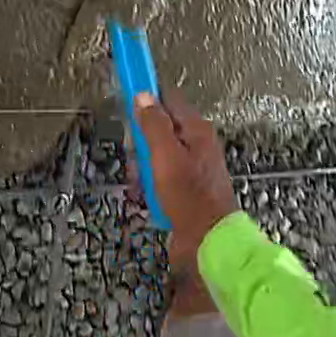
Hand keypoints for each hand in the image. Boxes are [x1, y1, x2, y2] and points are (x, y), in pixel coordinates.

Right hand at [133, 91, 238, 272]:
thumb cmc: (189, 197)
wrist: (208, 241)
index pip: (167, 99)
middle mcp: (196, 143)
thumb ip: (153, 124)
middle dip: (141, 142)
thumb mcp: (165, 155)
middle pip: (158, 128)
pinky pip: (160, 175)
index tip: (127, 104)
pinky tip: (149, 196)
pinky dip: (151, 184)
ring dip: (143, 167)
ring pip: (155, 154)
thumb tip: (143, 95)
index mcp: (196, 129)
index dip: (146, 99)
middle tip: (137, 157)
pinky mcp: (184, 186)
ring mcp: (191, 165)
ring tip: (143, 183)